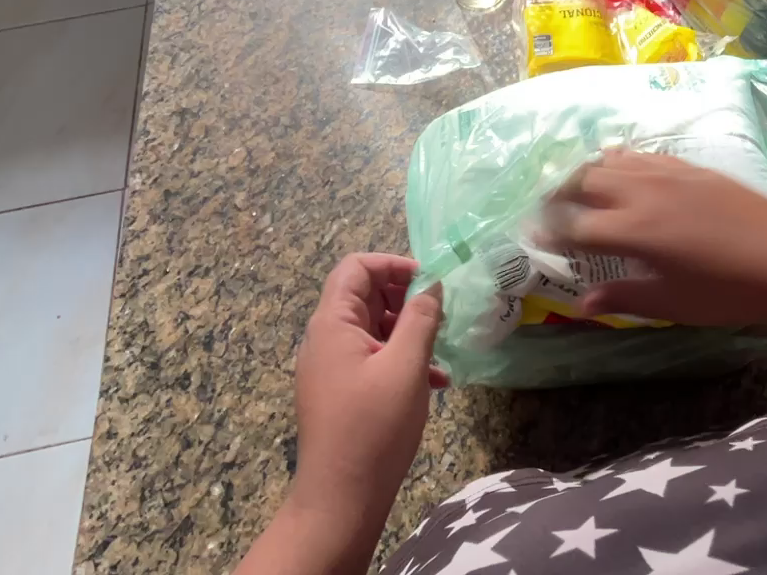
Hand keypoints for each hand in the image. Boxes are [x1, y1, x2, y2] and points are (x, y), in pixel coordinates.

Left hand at [293, 254, 444, 522]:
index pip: (356, 267)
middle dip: (405, 298)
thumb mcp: (406, 365)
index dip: (392, 264)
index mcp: (333, 324)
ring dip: (408, 330)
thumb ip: (421, 317)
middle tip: (439, 314)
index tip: (428, 281)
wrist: (340, 501)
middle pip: (365, 295)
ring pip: (373, 327)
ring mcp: (332, 366)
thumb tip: (431, 284)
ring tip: (440, 349)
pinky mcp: (342, 391)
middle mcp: (326, 339)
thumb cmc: (373, 426)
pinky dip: (401, 357)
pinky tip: (433, 381)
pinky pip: (372, 356)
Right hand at [547, 150, 766, 327]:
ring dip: (587, 171)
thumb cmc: (728, 291)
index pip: (575, 225)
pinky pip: (644, 155)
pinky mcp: (691, 167)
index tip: (532, 234)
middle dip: (559, 192)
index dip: (549, 230)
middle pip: (585, 181)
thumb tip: (581, 305)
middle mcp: (642, 192)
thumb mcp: (672, 303)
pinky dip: (622, 160)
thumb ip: (623, 297)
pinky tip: (622, 166)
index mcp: (632, 230)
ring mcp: (668, 174)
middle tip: (548, 206)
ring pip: (612, 161)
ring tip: (577, 184)